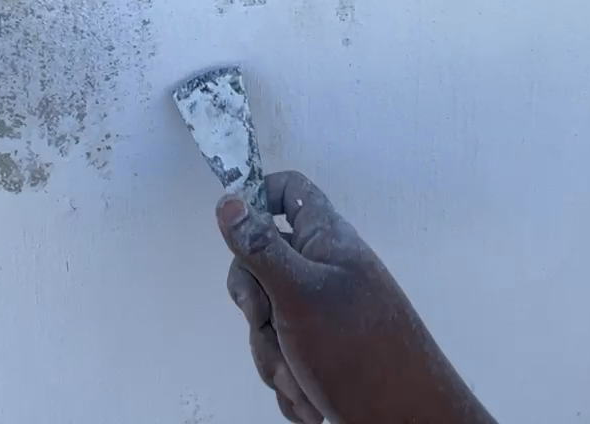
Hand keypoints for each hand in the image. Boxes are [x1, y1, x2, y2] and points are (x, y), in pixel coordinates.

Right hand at [217, 171, 492, 423]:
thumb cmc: (360, 352)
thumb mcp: (300, 293)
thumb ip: (260, 246)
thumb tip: (228, 200)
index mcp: (324, 240)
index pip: (288, 190)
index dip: (258, 195)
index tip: (234, 228)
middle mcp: (322, 269)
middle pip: (260, 261)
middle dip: (256, 306)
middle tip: (269, 323)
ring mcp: (321, 313)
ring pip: (266, 316)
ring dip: (273, 355)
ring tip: (301, 380)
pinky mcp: (319, 353)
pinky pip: (281, 353)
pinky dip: (288, 379)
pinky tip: (310, 399)